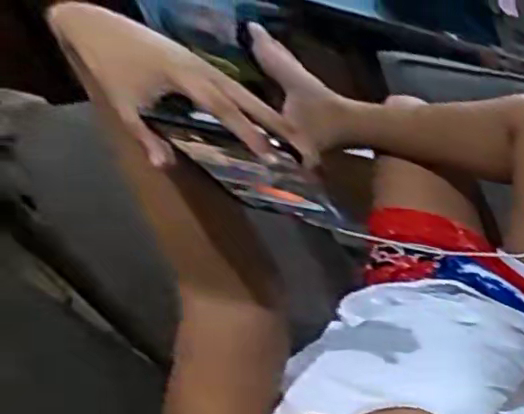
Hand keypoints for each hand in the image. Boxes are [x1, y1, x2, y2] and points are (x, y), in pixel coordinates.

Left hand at [46, 3, 311, 167]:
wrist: (95, 21)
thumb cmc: (108, 62)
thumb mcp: (120, 99)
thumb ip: (144, 134)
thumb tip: (164, 166)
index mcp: (186, 79)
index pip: (225, 109)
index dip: (250, 133)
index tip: (273, 158)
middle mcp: (208, 75)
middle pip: (255, 104)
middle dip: (286, 130)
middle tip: (313, 157)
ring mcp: (215, 72)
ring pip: (258, 101)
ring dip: (284, 125)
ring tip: (309, 150)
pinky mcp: (217, 73)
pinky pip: (249, 97)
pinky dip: (269, 116)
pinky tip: (282, 133)